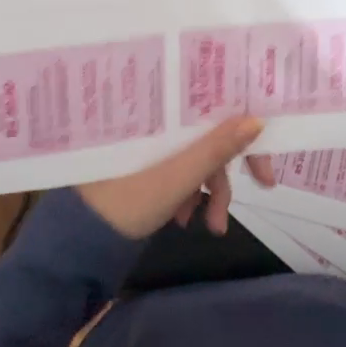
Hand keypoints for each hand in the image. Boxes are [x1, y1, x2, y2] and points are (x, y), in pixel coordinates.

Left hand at [77, 116, 275, 238]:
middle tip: (264, 185)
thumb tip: (257, 119)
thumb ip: (218, 148)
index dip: (244, 122)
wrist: (79, 243)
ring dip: (211, 190)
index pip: (211, 103)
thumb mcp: (178, 177)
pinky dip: (190, 194)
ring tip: (212, 226)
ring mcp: (148, 146)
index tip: (267, 148)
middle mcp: (155, 122)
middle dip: (231, 166)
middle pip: (208, 131)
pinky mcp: (142, 167)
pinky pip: (179, 170)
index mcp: (160, 113)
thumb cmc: (128, 201)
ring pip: (196, 156)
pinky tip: (184, 220)